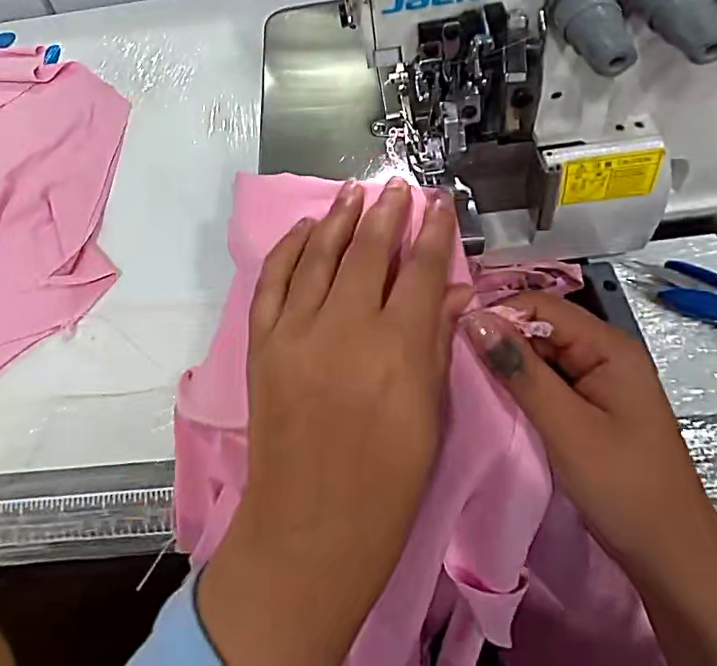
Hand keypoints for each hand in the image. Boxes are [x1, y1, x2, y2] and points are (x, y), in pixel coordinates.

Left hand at [198, 179, 472, 665]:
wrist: (310, 528)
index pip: (421, 270)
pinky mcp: (263, 344)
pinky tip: (303, 230)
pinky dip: (287, 249)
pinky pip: (273, 281)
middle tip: (395, 187)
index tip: (437, 203)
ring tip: (353, 193)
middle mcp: (346, 328)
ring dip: (338, 219)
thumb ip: (438, 343)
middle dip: (386, 213)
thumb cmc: (387, 484)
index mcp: (398, 349)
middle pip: (368, 251)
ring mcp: (297, 332)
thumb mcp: (429, 415)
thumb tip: (454, 292)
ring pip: (318, 255)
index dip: (433, 232)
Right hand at [463, 294, 716, 665]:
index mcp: (609, 346)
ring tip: (469, 376)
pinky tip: (497, 397)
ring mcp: (599, 379)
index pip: (542, 305)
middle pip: (541, 326)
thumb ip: (520, 371)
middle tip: (456, 358)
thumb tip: (475, 320)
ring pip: (542, 353)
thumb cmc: (624, 488)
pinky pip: (550, 379)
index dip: (500, 314)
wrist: (673, 559)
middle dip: (501, 338)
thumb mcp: (566, 428)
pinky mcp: (592, 404)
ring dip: (510, 363)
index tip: (457, 334)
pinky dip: (524, 385)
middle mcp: (605, 352)